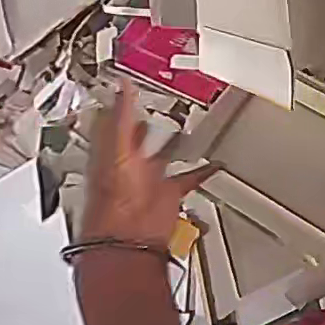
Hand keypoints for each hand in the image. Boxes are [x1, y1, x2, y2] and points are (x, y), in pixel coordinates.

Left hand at [82, 81, 218, 247]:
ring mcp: (150, 179)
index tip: (129, 85)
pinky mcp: (169, 193)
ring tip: (188, 130)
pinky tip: (213, 164)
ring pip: (164, 155)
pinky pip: (189, 177)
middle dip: (148, 123)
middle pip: (139, 137)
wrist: (129, 239)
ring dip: (175, 145)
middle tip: (160, 105)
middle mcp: (129, 164)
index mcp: (111, 152)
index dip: (120, 103)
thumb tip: (122, 86)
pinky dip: (202, 170)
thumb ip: (122, 117)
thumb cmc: (115, 201)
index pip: (114, 121)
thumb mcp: (118, 150)